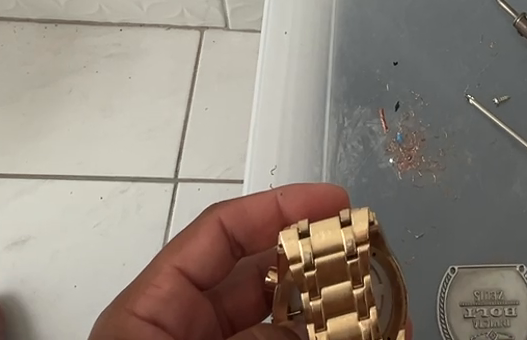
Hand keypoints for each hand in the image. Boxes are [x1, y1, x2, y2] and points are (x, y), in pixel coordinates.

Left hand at [89, 183, 350, 339]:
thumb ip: (254, 335)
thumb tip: (321, 326)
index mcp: (151, 307)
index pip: (222, 229)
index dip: (281, 206)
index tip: (336, 199)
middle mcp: (179, 326)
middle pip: (257, 275)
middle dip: (313, 260)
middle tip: (365, 252)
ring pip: (275, 320)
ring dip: (324, 307)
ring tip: (375, 298)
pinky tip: (362, 336)